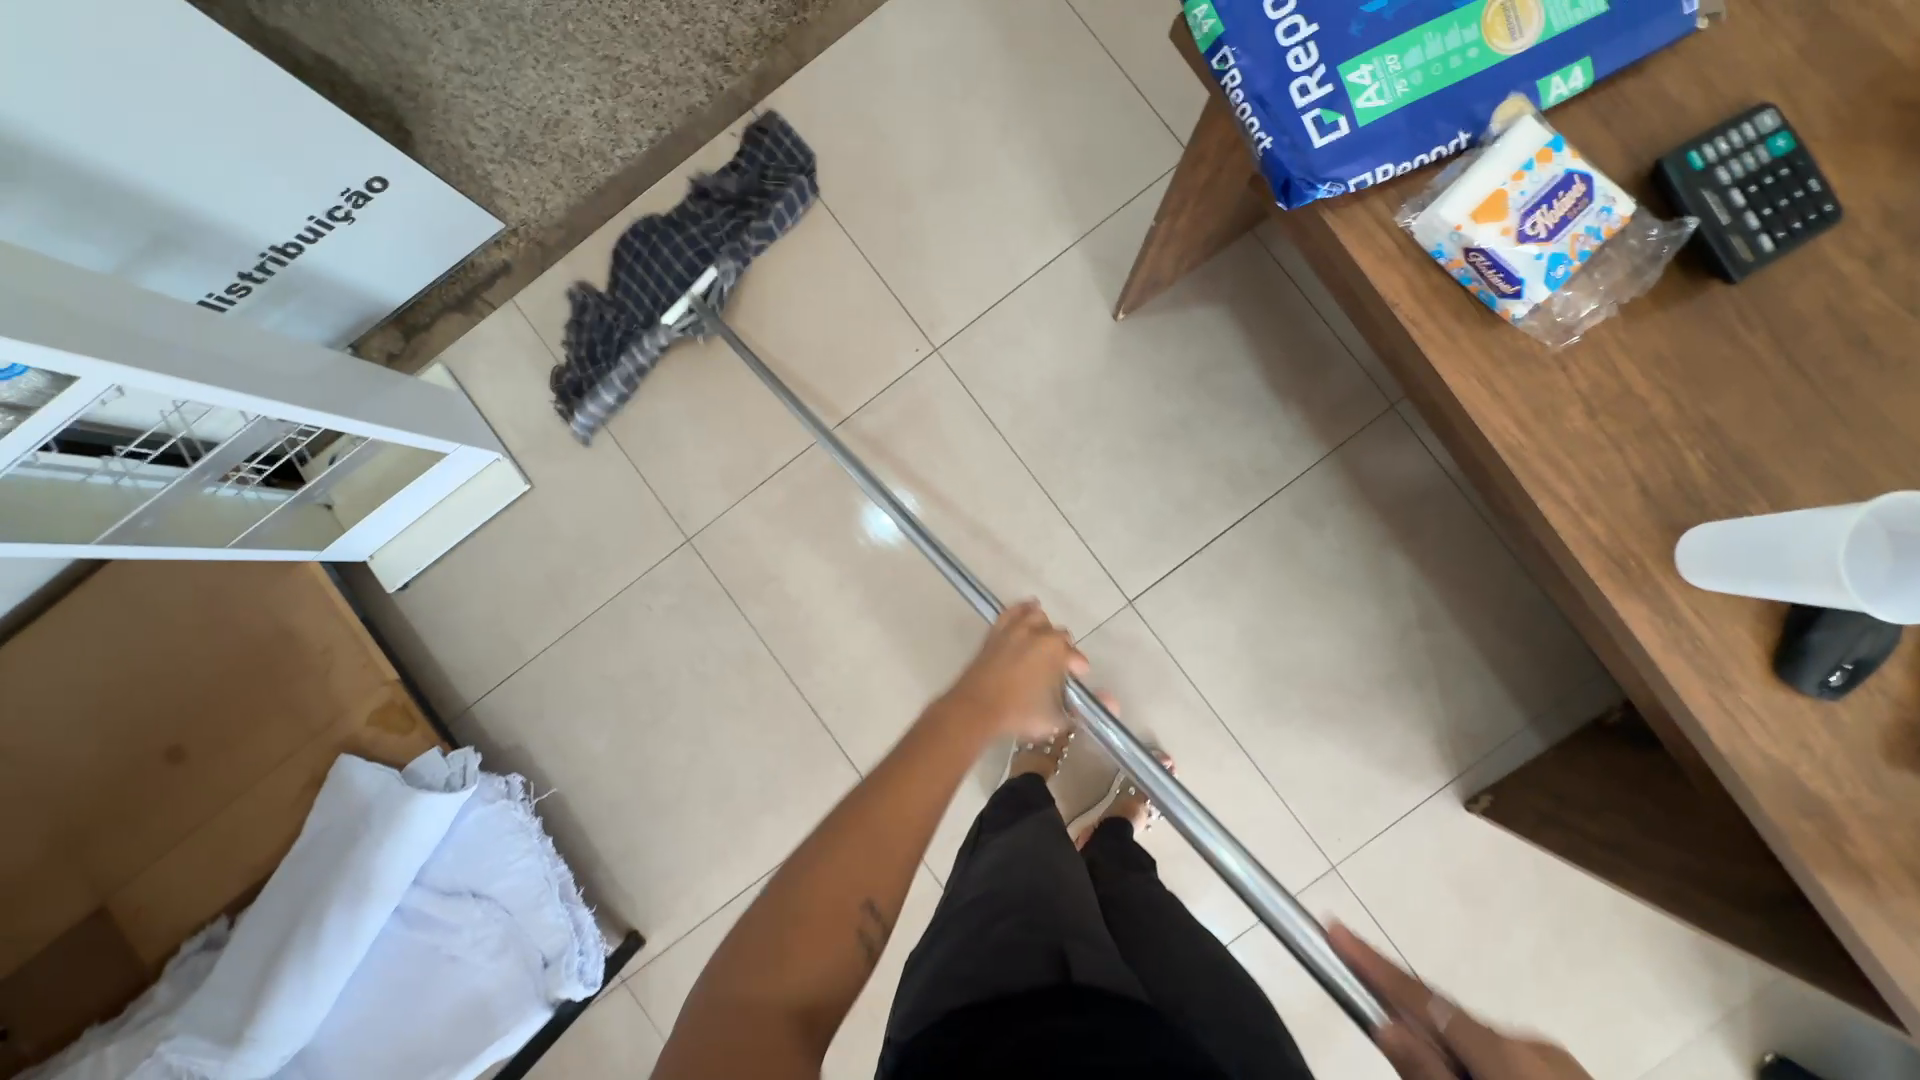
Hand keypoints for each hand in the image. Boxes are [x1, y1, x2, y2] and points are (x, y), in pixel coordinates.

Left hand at [935, 600, 1086, 739]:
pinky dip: (1021, 609)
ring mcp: (1014, 630)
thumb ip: (1083, 709)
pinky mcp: (995, 633)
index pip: (1074, 654)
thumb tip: (1114, 704)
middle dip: (1062, 647)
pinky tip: (1026, 609)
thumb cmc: (1019, 713)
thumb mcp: (1056, 718)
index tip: (1078, 675)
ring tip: (1045, 637)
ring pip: (1036, 617)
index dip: (1078, 665)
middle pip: (1058, 633)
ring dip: (1044, 626)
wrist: (976, 708)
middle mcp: (1037, 634)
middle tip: (1060, 664)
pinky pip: (1011, 612)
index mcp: (1055, 650)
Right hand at [1328, 924, 1593, 1079]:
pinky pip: (1507, 1061)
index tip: (1335, 928)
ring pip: (1478, 1045)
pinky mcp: (1571, 1076)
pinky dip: (1480, 1070)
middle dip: (1416, 1033)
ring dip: (1452, 1061)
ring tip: (1442, 1078)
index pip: (1423, 997)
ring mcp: (1559, 1061)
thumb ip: (1428, 1075)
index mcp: (1508, 1053)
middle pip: (1450, 1023)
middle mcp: (1534, 1044)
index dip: (1374, 963)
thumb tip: (1383, 1024)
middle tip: (1394, 1055)